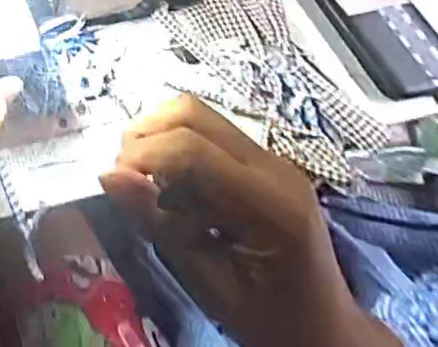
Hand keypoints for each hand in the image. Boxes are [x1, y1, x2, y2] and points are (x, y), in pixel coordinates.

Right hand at [100, 95, 395, 346]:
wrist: (328, 334)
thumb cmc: (271, 322)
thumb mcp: (212, 287)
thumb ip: (161, 226)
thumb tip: (109, 176)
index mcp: (271, 204)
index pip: (193, 150)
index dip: (144, 155)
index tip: (113, 181)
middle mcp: (273, 166)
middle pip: (192, 113)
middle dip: (146, 134)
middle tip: (124, 175)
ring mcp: (269, 156)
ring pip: (196, 112)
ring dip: (157, 132)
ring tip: (142, 174)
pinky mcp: (260, 157)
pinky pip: (206, 129)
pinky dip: (174, 141)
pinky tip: (168, 178)